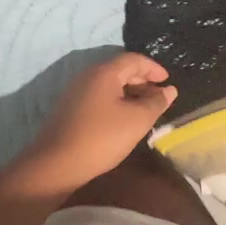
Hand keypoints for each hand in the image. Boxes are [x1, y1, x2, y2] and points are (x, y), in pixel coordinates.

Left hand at [8, 53, 176, 196]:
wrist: (56, 165)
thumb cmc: (101, 138)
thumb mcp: (136, 120)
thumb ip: (156, 102)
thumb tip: (169, 90)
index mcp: (104, 72)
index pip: (134, 59)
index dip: (153, 68)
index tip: (168, 81)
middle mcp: (88, 76)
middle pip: (120, 70)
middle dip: (142, 80)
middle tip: (158, 97)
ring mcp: (76, 92)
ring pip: (109, 84)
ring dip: (129, 93)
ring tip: (144, 110)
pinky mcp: (69, 109)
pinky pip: (99, 96)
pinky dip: (115, 101)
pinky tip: (122, 120)